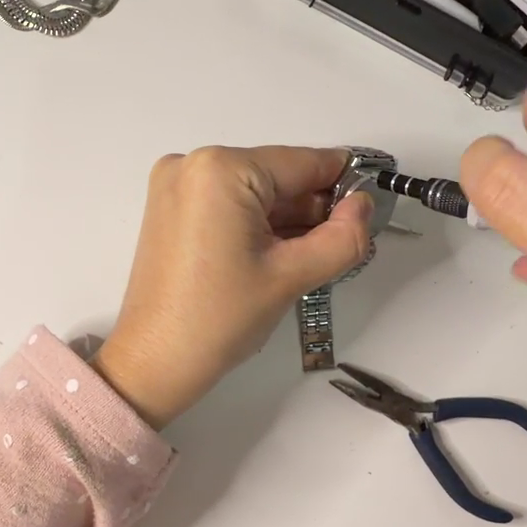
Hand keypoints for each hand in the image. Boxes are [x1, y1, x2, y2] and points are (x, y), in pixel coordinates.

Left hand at [93, 146, 372, 428]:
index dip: (343, 184)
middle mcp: (192, 164)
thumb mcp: (292, 276)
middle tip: (340, 248)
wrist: (155, 362)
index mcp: (221, 169)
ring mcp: (176, 187)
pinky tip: (278, 258)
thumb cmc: (218, 319)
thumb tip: (364, 205)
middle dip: (312, 210)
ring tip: (308, 261)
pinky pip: (229, 206)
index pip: (302, 163)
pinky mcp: (170, 211)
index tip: (372, 205)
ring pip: (254, 194)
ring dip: (287, 222)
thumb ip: (342, 237)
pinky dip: (257, 227)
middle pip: (277, 177)